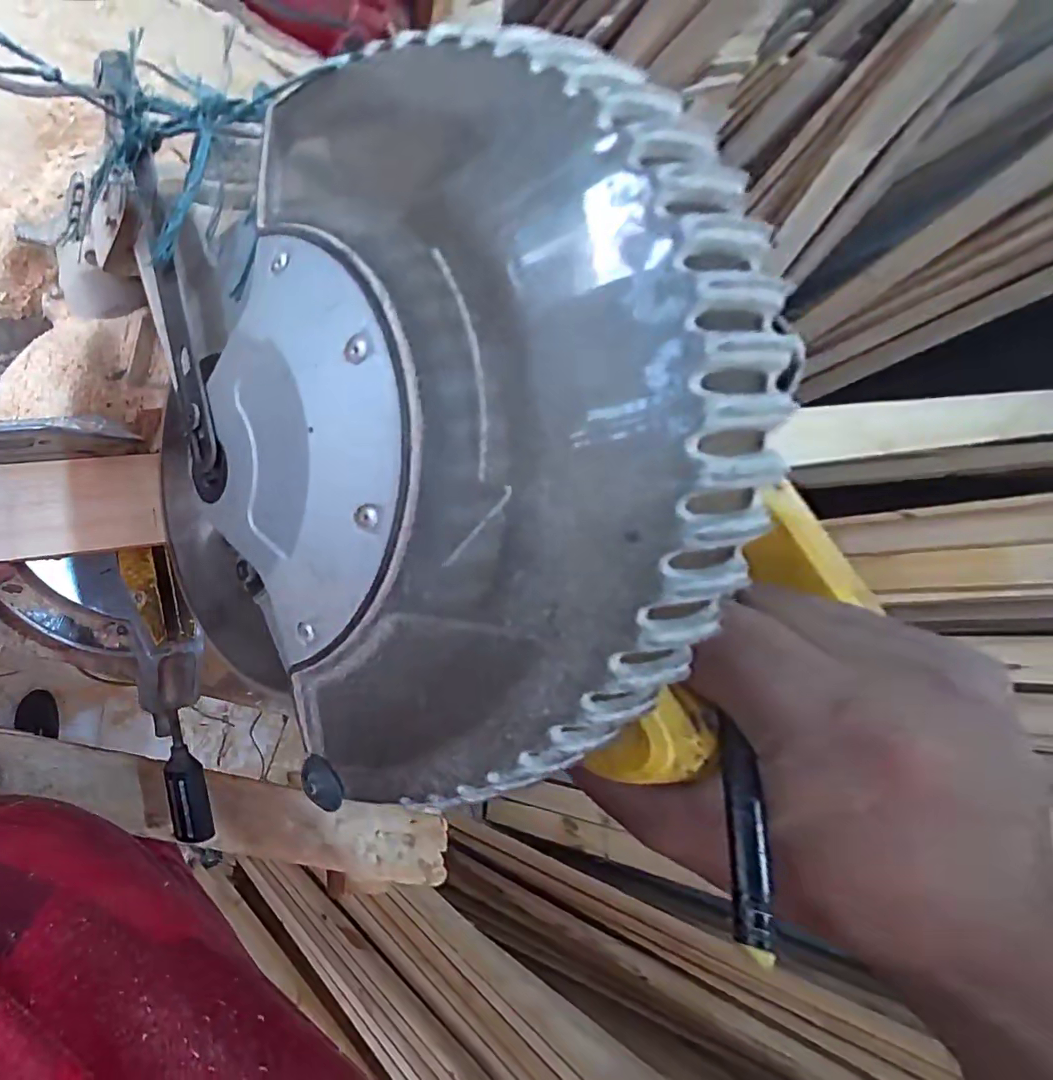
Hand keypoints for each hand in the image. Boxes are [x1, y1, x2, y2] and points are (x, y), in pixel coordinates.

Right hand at [575, 586, 1052, 1070]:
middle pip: (745, 601)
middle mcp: (894, 669)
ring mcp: (932, 656)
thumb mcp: (708, 849)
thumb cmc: (851, 895)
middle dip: (684, 625)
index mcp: (835, 720)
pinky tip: (775, 680)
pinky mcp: (950, 656)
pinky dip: (781, 637)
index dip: (648, 628)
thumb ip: (619, 785)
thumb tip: (559, 734)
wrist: (1024, 931)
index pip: (711, 626)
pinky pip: (828, 618)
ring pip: (784, 601)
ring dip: (731, 627)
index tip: (609, 647)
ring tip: (709, 673)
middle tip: (650, 663)